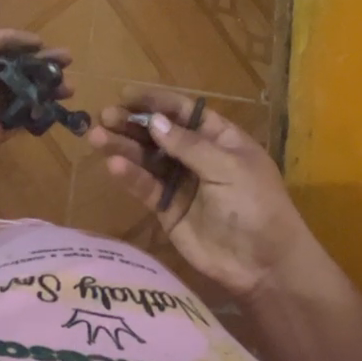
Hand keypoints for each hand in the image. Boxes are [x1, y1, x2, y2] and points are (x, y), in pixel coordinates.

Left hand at [0, 29, 68, 221]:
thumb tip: (30, 114)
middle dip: (29, 66)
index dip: (7, 40)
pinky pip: (0, 119)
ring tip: (66, 91)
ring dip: (30, 91)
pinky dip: (21, 116)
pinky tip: (47, 114)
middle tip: (66, 65)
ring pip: (1, 94)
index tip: (39, 44)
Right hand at [89, 88, 316, 298]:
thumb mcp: (228, 168)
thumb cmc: (256, 206)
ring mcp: (180, 182)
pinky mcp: (167, 209)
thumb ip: (189, 146)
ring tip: (96, 137)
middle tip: (105, 116)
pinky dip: (129, 175)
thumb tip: (153, 121)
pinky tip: (113, 165)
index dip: (156, 101)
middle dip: (132, 122)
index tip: (126, 95)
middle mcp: (196, 155)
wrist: (264, 265)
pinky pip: (145, 187)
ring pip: (146, 158)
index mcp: (218, 138)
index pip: (183, 111)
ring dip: (122, 146)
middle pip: (158, 132)